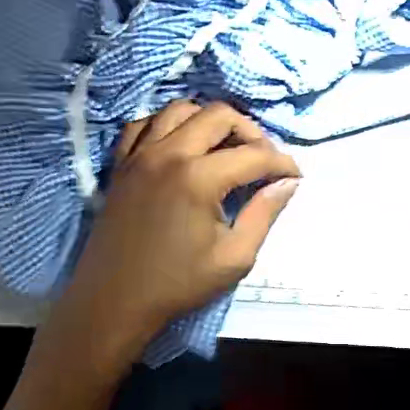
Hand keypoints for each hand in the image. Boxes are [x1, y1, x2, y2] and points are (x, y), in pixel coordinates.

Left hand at [38, 101, 299, 379]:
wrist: (113, 301)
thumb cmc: (179, 284)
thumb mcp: (235, 257)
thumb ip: (264, 214)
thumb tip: (287, 184)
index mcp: (198, 178)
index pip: (254, 154)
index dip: (283, 164)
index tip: (295, 178)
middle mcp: (168, 154)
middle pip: (219, 115)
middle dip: (251, 132)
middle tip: (264, 160)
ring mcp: (139, 155)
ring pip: (181, 109)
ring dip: (211, 121)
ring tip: (227, 147)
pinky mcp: (121, 164)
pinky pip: (145, 124)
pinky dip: (169, 126)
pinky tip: (183, 146)